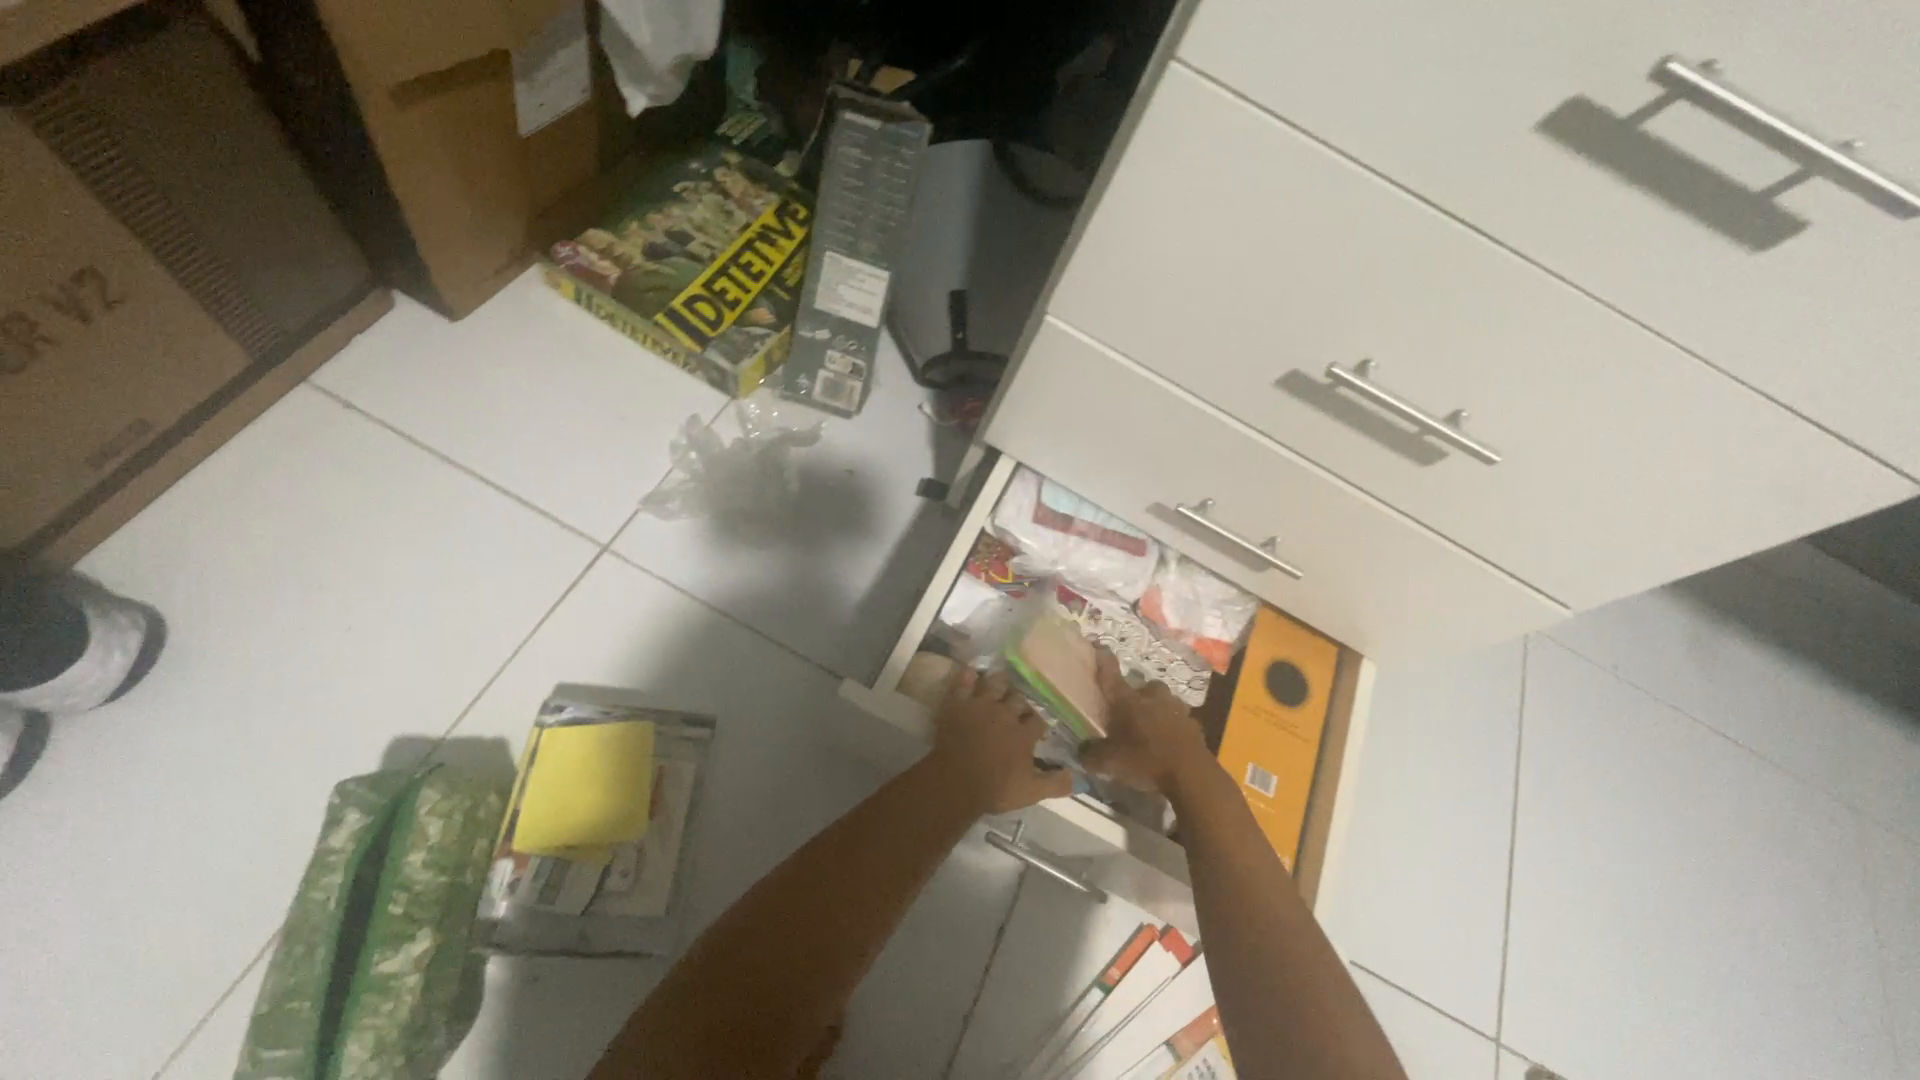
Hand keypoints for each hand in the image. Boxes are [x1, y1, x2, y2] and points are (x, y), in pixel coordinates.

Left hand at [926, 668, 1074, 813]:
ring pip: (995, 684)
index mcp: (1024, 734)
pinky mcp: (958, 704)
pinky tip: (971, 670)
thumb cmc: (994, 789)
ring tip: (1002, 680)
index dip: (1040, 722)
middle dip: (1021, 700)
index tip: (1039, 726)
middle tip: (1020, 703)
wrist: (955, 782)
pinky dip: (968, 675)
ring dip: (1000, 682)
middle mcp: (1005, 714)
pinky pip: (963, 682)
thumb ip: (1056, 784)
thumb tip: (1077, 777)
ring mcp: (981, 705)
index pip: (1039, 720)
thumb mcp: (1031, 792)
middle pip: (1019, 698)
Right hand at [1080, 650, 1215, 794]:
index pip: (1111, 675)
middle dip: (1137, 694)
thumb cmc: (1145, 762)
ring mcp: (1177, 710)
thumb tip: (1083, 751)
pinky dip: (1172, 727)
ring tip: (1150, 727)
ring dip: (1157, 709)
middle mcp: (1152, 698)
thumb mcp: (1109, 763)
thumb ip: (1092, 755)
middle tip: (1129, 710)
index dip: (1104, 660)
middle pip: (1144, 686)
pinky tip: (1168, 743)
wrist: (1192, 776)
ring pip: (1164, 701)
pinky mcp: (1194, 726)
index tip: (1098, 645)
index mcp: (1128, 702)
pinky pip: (1179, 721)